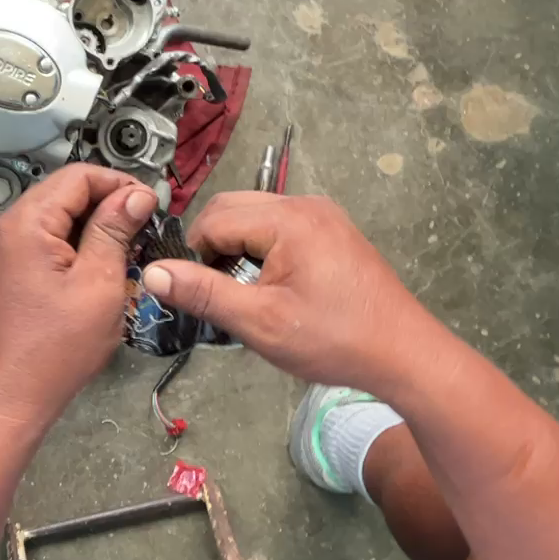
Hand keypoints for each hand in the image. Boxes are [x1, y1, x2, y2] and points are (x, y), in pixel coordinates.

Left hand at [0, 165, 156, 428]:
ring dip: (90, 222)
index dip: (119, 183)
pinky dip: (71, 240)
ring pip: (53, 213)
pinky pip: (41, 235)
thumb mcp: (99, 284)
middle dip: (106, 201)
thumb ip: (115, 230)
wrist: (11, 397)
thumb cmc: (59, 347)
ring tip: (125, 245)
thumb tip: (138, 193)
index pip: (78, 176)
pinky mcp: (2, 265)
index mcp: (26, 222)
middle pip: (63, 191)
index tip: (151, 204)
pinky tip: (96, 261)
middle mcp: (4, 224)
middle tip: (143, 226)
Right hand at [142, 193, 447, 390]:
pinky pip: (278, 224)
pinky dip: (260, 246)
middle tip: (216, 291)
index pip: (214, 220)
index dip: (194, 255)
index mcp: (288, 220)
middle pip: (232, 208)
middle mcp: (305, 204)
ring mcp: (323, 215)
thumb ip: (203, 293)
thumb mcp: (259, 322)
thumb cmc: (333, 340)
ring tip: (242, 290)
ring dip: (235, 245)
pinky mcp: (332, 230)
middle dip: (212, 245)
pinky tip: (269, 284)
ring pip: (254, 214)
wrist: (405, 355)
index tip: (199, 294)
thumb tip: (152, 273)